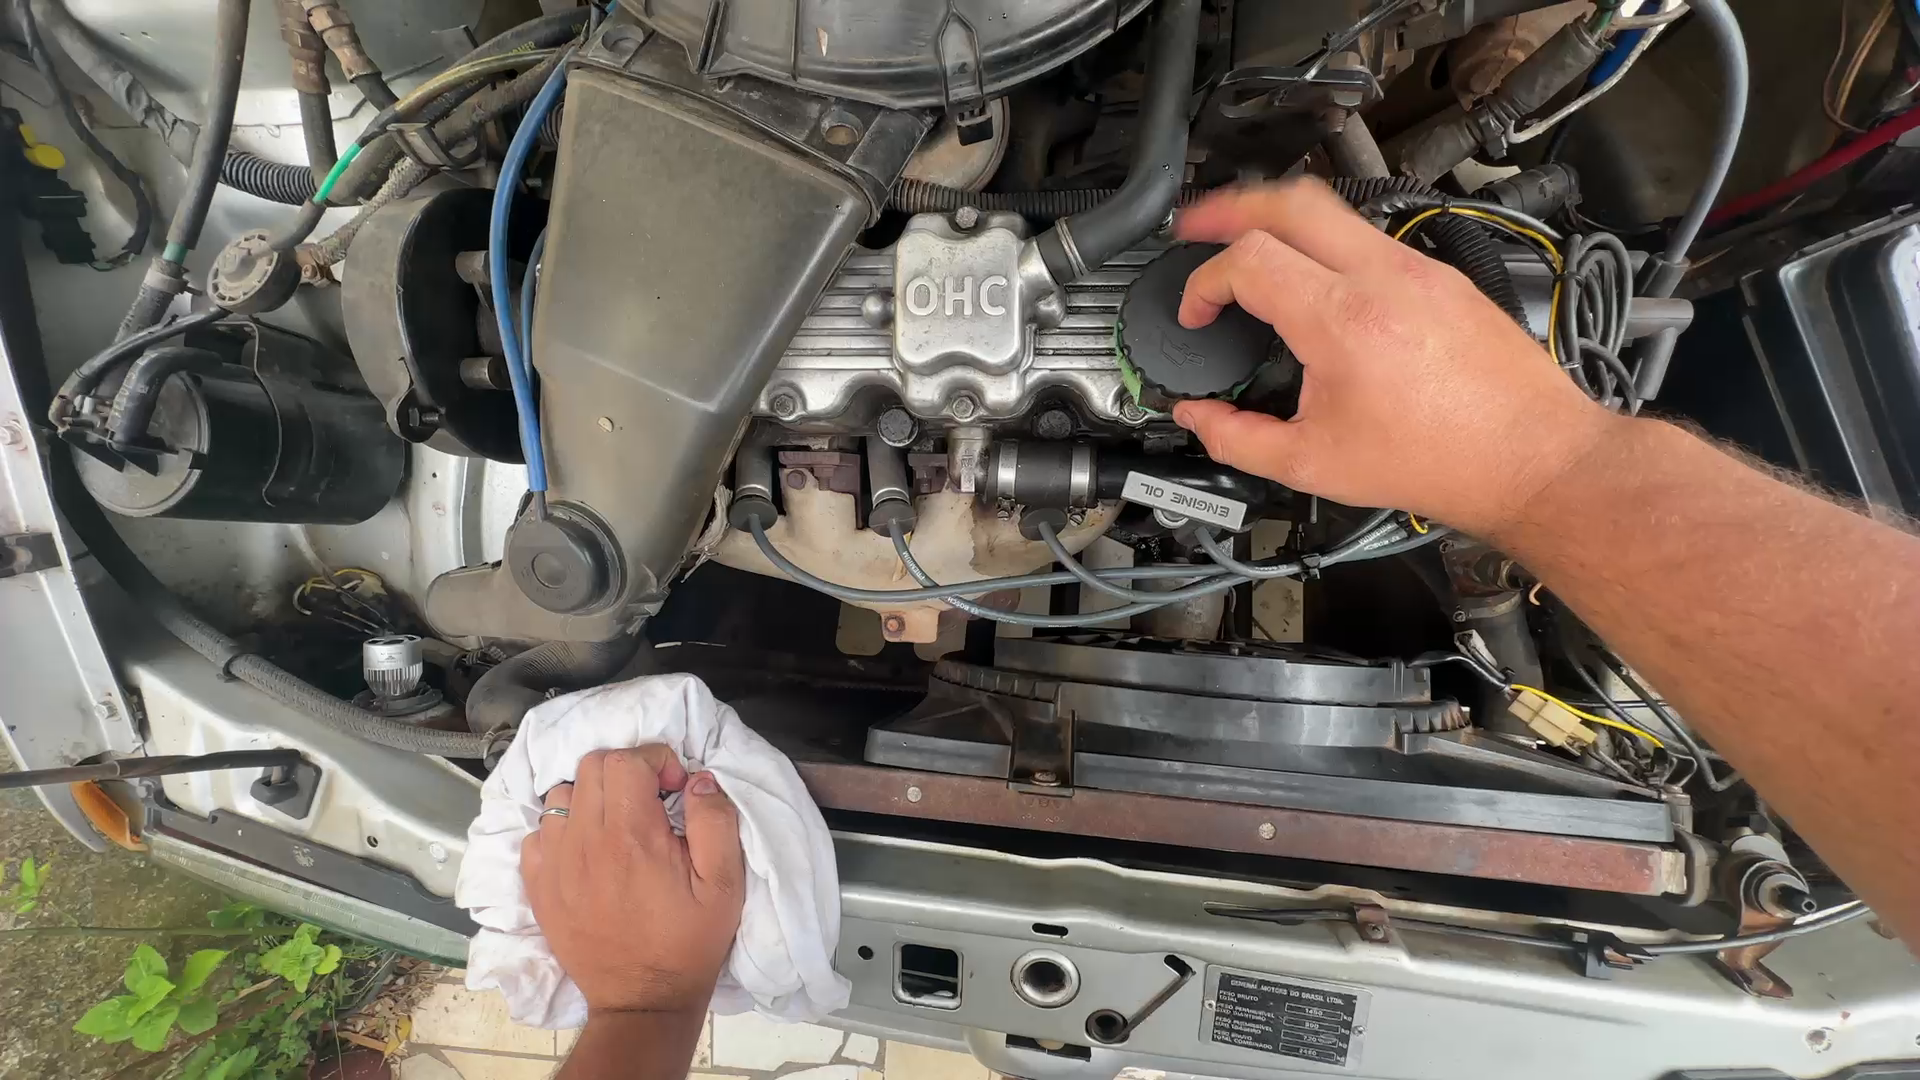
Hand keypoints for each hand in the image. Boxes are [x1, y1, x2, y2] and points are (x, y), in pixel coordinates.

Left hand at [521, 746, 744, 1014]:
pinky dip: (564, 826)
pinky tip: (591, 845)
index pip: (626, 760)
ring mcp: (555, 866)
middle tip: (654, 797)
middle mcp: (584, 843)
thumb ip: (716, 819)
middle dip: (628, 768)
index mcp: (631, 836)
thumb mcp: (726, 880)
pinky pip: (538, 833)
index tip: (677, 788)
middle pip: (592, 766)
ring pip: (562, 795)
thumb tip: (699, 779)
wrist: (643, 1001)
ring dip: (595, 794)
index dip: (658, 760)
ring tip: (621, 818)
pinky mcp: (539, 888)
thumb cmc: (689, 938)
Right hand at [1168, 179, 1621, 536]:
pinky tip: (1304, 274)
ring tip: (1242, 241)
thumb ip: (1234, 438)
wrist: (1526, 455)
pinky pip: (1363, 235)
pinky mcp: (1437, 274)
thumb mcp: (1308, 464)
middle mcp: (1383, 278)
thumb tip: (1196, 416)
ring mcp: (1416, 268)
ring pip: (1331, 207)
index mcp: (1343, 321)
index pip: (1249, 262)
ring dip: (1275, 216)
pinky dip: (1317, 241)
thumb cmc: (1434, 459)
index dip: (1203, 284)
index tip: (1195, 313)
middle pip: (1290, 201)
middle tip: (1195, 224)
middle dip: (1228, 207)